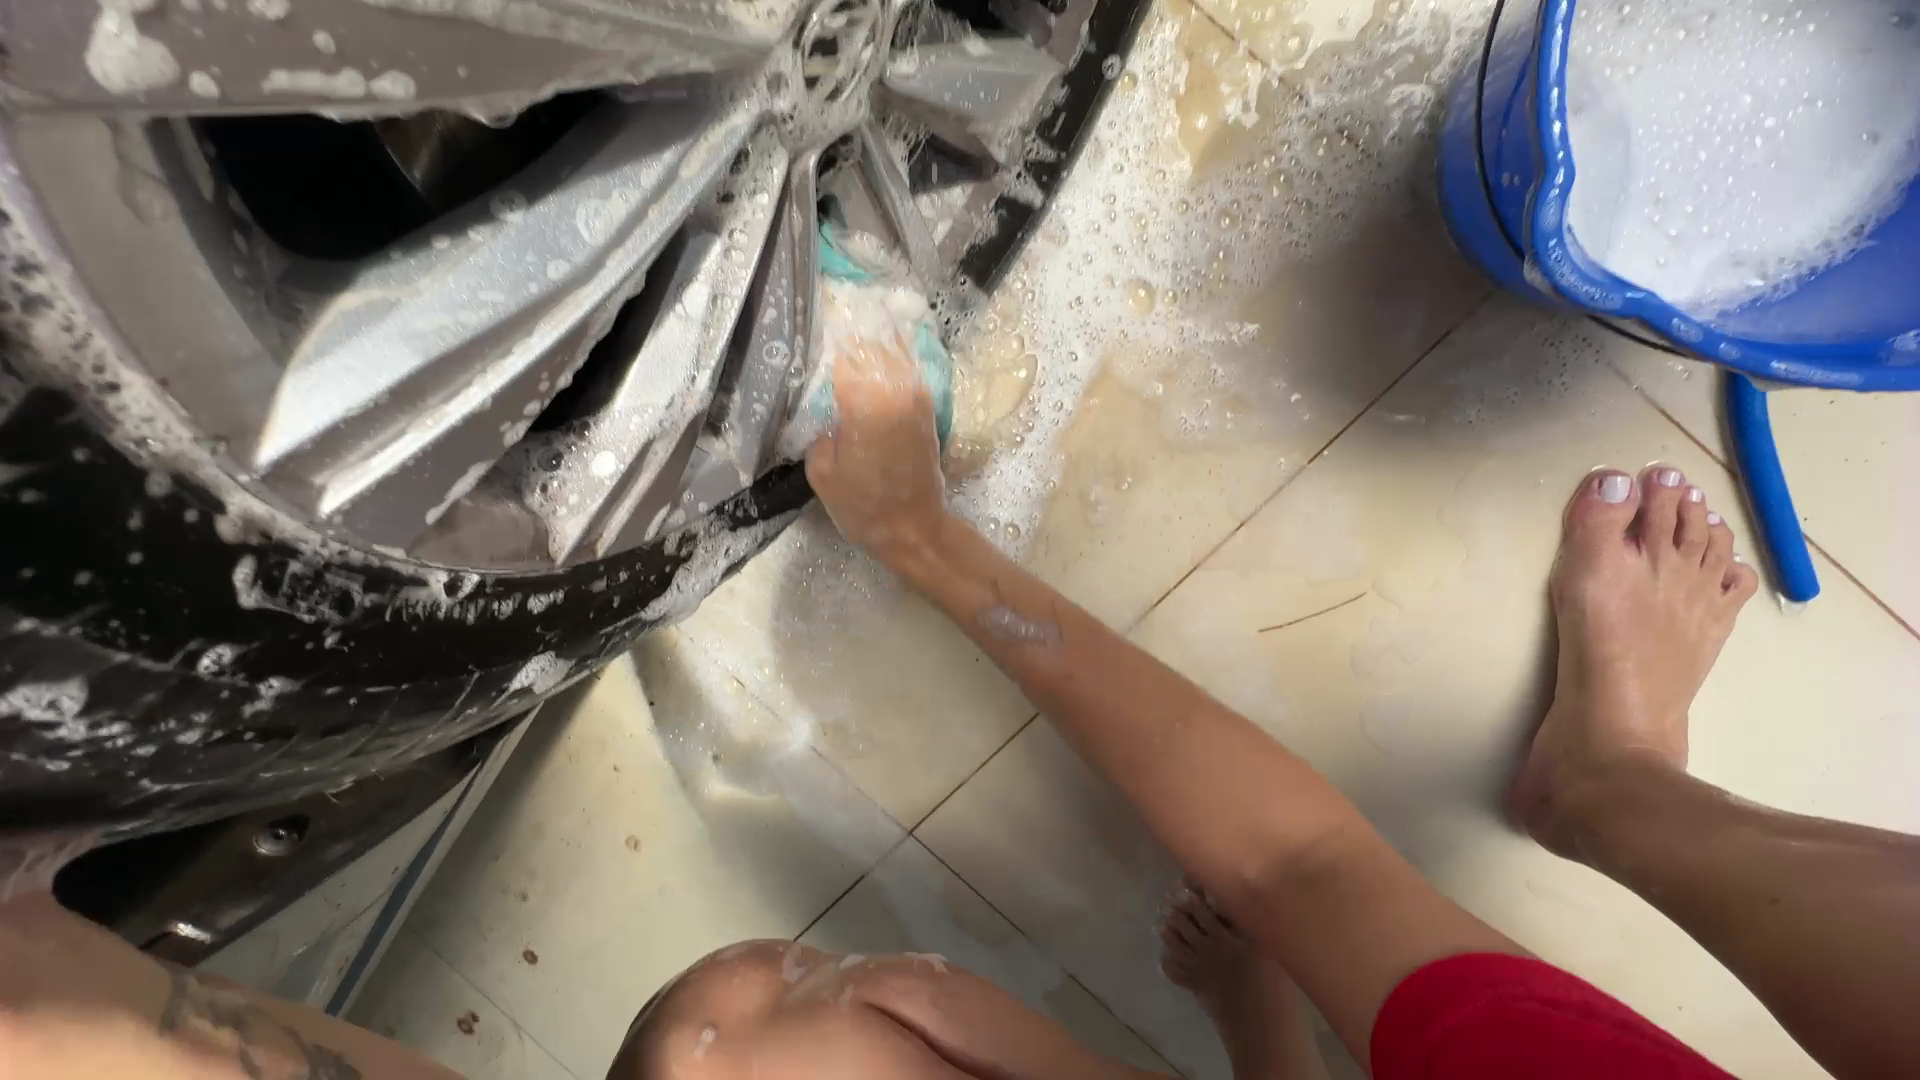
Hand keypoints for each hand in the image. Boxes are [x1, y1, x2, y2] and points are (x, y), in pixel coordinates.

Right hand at [804, 326, 951, 567]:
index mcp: (864, 402)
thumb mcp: (822, 472)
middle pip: (869, 342)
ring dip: (873, 334)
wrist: (914, 529)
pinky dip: (893, 354)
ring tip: (851, 320)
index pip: (842, 349)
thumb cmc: (863, 507)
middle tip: (829, 307)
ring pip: (892, 350)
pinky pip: (907, 368)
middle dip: (851, 326)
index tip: (813, 312)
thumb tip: (824, 407)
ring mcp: (915, 397)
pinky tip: (877, 346)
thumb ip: (819, 429)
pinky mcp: (926, 408)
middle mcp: (894, 390)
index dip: (827, 329)